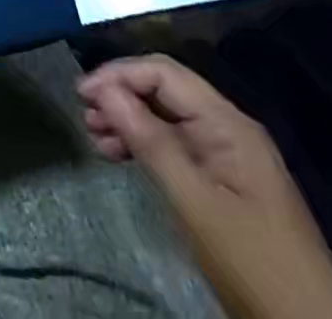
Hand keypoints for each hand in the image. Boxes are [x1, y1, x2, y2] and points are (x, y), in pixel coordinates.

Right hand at [78, 54, 331, 318]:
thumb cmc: (250, 257)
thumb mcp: (193, 200)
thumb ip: (150, 141)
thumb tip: (106, 91)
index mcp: (226, 121)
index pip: (166, 73)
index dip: (120, 74)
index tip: (81, 92)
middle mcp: (226, 125)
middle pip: (166, 90)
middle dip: (122, 95)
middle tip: (84, 117)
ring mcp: (225, 152)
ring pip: (167, 117)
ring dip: (129, 120)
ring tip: (94, 136)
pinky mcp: (221, 178)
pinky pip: (176, 145)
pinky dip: (145, 145)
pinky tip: (119, 155)